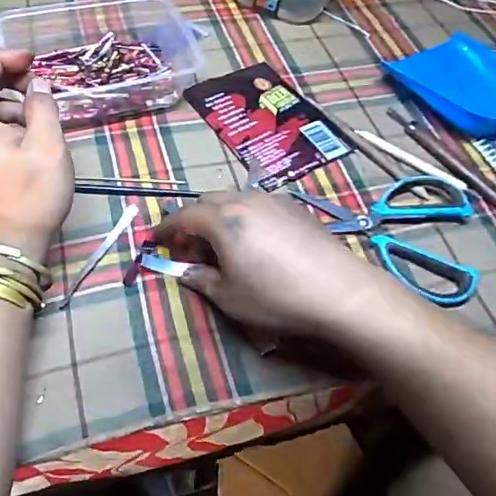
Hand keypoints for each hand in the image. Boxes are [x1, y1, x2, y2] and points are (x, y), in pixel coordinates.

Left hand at [0, 51, 71, 259]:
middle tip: (34, 81)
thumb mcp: (48, 146)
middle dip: (3, 75)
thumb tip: (37, 84)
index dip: (3, 57)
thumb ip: (42, 106)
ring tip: (36, 113)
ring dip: (4, 99)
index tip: (32, 61)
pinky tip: (25, 133)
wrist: (12, 245)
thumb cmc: (31, 196)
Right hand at [151, 190, 404, 337]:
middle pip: (208, 201)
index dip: (166, 228)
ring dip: (219, 216)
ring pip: (236, 199)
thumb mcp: (228, 297)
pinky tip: (253, 240)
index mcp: (223, 219)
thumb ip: (201, 280)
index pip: (183, 216)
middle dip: (192, 219)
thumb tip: (186, 272)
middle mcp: (247, 200)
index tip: (155, 240)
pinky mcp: (298, 209)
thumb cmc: (275, 297)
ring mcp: (275, 201)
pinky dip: (245, 217)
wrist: (341, 292)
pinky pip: (259, 205)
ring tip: (220, 243)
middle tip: (187, 245)